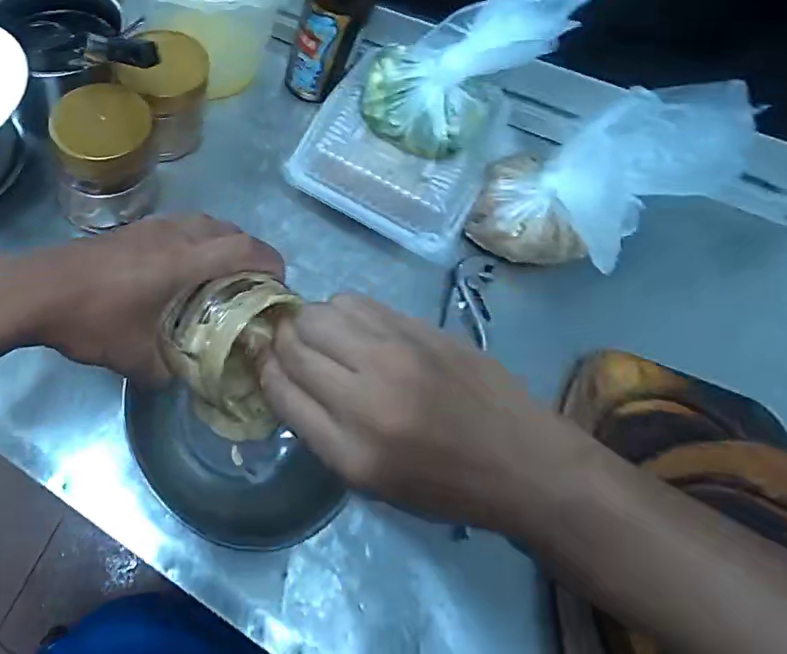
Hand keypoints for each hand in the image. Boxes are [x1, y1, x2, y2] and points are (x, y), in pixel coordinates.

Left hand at [0, 215, 283, 385]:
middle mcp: (174, 235)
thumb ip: (165, 370)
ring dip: (222, 242)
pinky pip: (181, 226)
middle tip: (252, 284)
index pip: (242, 248)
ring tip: (221, 275)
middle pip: (228, 229)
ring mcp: (151, 227)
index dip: (269, 262)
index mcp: (183, 261)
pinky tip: (180, 269)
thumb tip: (180, 377)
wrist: (38, 288)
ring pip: (203, 222)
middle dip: (249, 252)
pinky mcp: (132, 229)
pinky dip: (197, 240)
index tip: (279, 285)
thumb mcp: (132, 357)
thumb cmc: (91, 319)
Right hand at [259, 294, 587, 530]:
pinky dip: (343, 311)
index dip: (265, 370)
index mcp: (352, 450)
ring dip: (311, 321)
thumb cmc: (444, 484)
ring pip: (321, 311)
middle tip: (290, 346)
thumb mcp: (372, 482)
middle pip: (295, 342)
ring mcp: (396, 353)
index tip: (264, 363)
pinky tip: (355, 328)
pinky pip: (357, 302)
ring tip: (324, 336)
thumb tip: (282, 373)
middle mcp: (368, 395)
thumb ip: (321, 427)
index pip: (281, 389)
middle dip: (282, 340)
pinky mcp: (418, 327)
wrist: (522, 460)